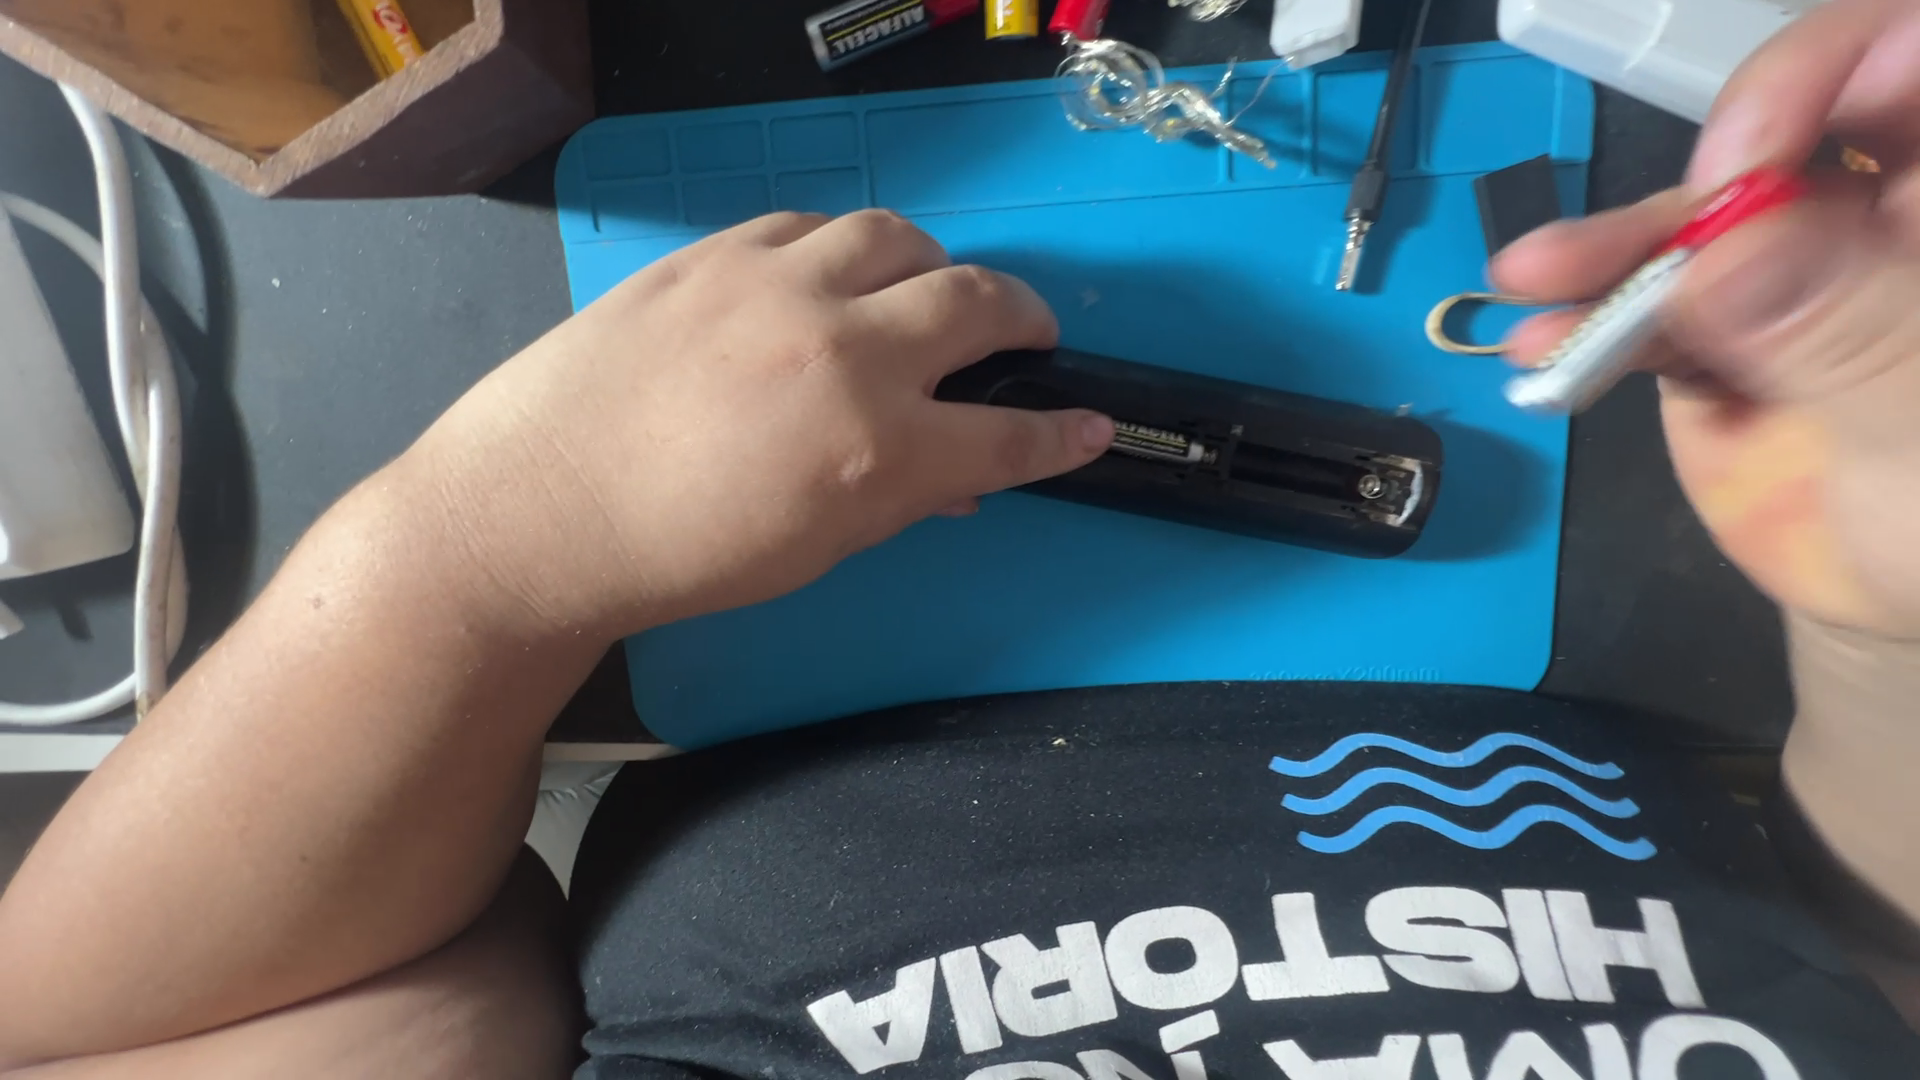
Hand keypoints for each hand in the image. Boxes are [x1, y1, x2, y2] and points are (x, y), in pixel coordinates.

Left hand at [404, 210, 1113, 634]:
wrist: (542, 512)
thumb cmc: (689, 557)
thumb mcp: (819, 548)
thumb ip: (904, 500)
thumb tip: (959, 478)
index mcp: (876, 449)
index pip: (1005, 436)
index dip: (1062, 434)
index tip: (1094, 426)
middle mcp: (843, 351)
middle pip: (975, 302)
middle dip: (1025, 318)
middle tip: (1030, 333)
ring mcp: (776, 287)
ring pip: (898, 237)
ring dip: (935, 268)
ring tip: (928, 296)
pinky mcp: (714, 254)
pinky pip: (811, 227)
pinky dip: (845, 253)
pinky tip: (831, 282)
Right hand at [1493, 0, 1919, 635]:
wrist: (1894, 595)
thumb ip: (1849, 331)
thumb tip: (1726, 252)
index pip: (1912, 70)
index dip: (1823, 84)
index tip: (1740, 167)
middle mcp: (1875, 222)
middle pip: (1774, 149)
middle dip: (1681, 190)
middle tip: (1599, 240)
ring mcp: (1780, 284)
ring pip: (1685, 239)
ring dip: (1597, 259)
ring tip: (1523, 282)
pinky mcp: (1704, 341)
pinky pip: (1636, 319)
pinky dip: (1578, 330)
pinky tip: (1536, 348)